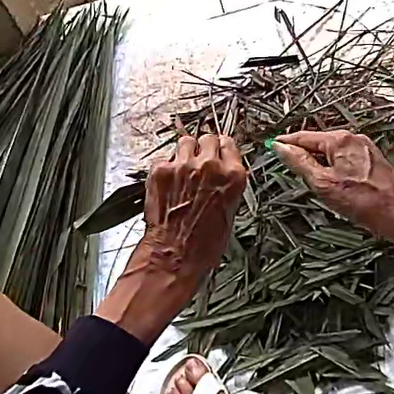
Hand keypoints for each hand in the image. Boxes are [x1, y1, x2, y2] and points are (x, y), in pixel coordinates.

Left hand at [96, 134, 247, 342]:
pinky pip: (165, 158)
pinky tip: (169, 183)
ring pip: (185, 141)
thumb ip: (227, 183)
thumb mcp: (230, 210)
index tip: (218, 150)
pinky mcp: (161, 170)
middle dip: (204, 147)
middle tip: (200, 159)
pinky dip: (167, 167)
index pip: (229, 143)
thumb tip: (222, 171)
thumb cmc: (203, 244)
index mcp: (233, 176)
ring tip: (183, 168)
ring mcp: (183, 165)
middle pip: (208, 138)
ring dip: (185, 152)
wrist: (174, 255)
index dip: (222, 148)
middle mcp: (209, 166)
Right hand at [271, 131, 393, 262]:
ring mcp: (365, 147)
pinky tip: (334, 183)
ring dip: (319, 162)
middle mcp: (353, 138)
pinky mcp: (372, 159)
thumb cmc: (364, 202)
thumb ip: (299, 163)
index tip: (273, 146)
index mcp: (340, 140)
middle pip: (318, 142)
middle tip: (290, 168)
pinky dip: (334, 166)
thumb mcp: (322, 184)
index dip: (286, 143)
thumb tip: (280, 147)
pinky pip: (345, 157)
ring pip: (332, 150)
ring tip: (313, 181)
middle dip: (304, 154)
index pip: (303, 136)